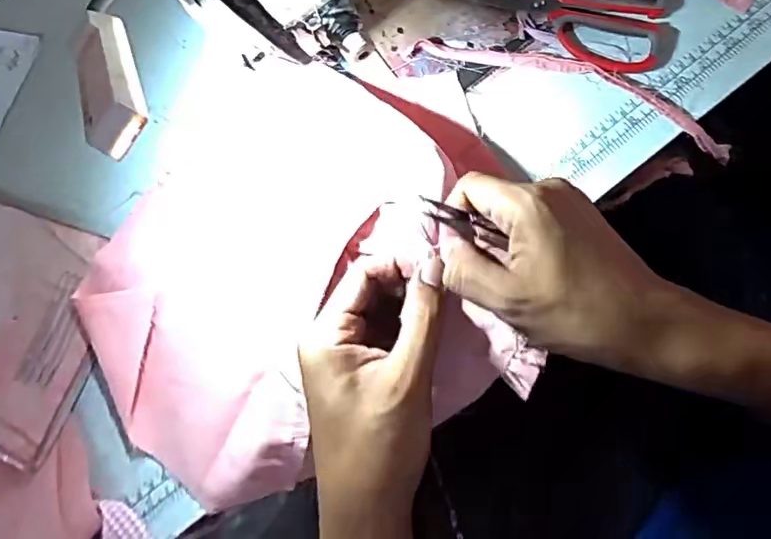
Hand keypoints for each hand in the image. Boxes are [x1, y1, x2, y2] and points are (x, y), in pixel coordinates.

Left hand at [298, 254, 442, 538]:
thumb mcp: (407, 375)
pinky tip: (432, 322)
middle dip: (408, 281)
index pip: (363, 273)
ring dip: (411, 300)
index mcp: (324, 334)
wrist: (370, 512)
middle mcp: (327, 336)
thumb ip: (422, 314)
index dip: (401, 262)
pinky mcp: (360, 366)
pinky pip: (384, 327)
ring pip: (381, 306)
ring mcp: (342, 352)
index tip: (440, 266)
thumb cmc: (381, 445)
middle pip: (371, 287)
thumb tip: (435, 259)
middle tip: (446, 282)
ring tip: (444, 299)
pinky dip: (408, 321)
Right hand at [439, 173, 690, 372]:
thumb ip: (464, 269)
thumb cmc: (573, 312)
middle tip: (487, 278)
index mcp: (526, 200)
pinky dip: (525, 239)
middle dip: (478, 234)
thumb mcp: (507, 300)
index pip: (468, 185)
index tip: (457, 257)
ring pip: (513, 209)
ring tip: (516, 281)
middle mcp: (547, 185)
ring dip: (503, 240)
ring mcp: (568, 195)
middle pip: (491, 198)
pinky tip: (539, 273)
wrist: (643, 319)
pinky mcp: (581, 210)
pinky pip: (537, 215)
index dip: (452, 217)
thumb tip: (442, 247)